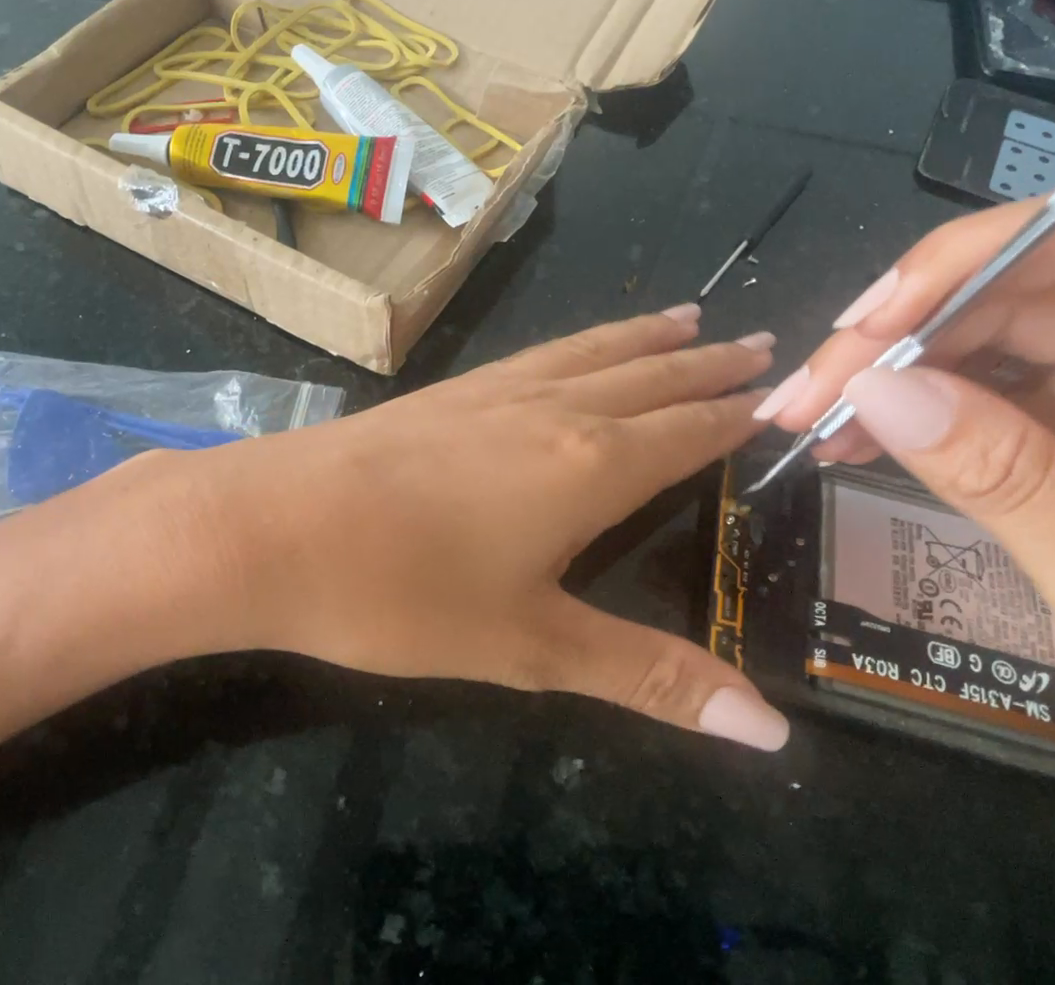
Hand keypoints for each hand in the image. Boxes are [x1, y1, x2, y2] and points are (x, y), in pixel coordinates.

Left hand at [100, 308, 790, 749]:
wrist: (268, 529)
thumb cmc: (402, 594)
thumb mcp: (532, 647)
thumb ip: (648, 677)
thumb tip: (772, 735)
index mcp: (592, 465)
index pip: (690, 432)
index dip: (740, 416)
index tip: (786, 391)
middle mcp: (553, 410)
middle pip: (648, 378)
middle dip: (706, 366)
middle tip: (757, 342)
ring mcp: (491, 392)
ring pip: (589, 353)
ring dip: (643, 339)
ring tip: (684, 318)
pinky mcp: (441, 393)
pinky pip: (536, 357)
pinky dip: (578, 345)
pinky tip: (567, 354)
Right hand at [758, 185, 1054, 786]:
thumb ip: (1010, 485)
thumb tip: (875, 391)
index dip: (973, 259)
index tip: (867, 328)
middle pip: (1022, 283)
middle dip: (898, 332)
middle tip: (806, 400)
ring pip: (988, 329)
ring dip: (889, 368)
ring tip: (812, 423)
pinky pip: (986, 381)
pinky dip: (911, 405)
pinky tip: (856, 436)